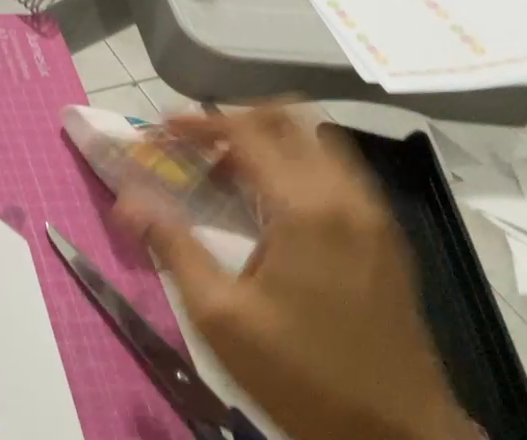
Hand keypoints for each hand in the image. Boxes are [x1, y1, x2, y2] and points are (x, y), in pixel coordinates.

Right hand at [111, 107, 476, 439]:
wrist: (400, 437)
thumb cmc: (302, 376)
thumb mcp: (220, 316)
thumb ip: (173, 245)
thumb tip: (126, 197)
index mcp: (305, 208)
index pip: (245, 131)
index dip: (196, 122)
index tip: (158, 131)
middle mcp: (346, 197)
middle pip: (287, 119)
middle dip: (232, 121)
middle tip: (191, 145)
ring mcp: (374, 216)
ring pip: (316, 140)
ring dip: (266, 140)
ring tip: (223, 170)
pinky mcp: (385, 237)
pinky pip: (337, 171)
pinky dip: (295, 164)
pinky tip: (266, 203)